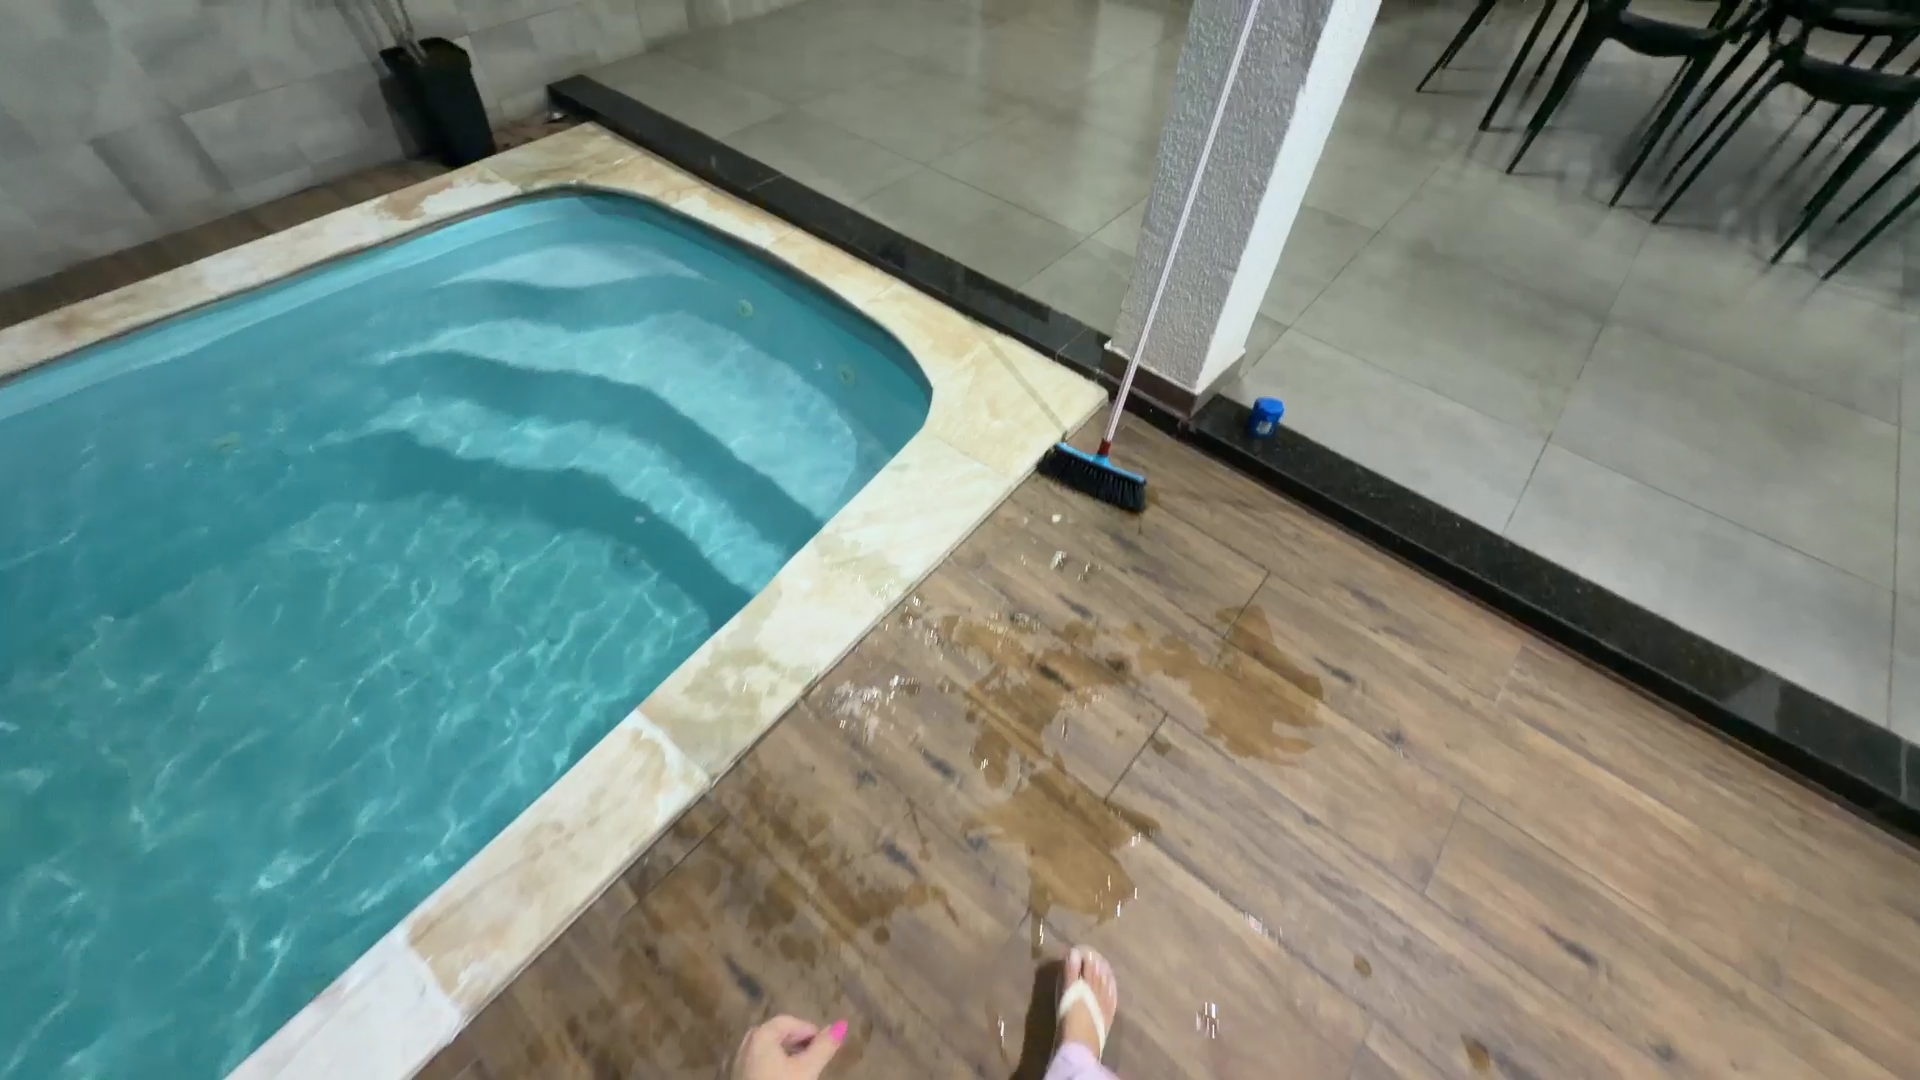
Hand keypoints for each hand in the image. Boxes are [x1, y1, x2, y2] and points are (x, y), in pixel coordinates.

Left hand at [729, 1015, 846, 1079]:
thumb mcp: (807, 1070)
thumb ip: (824, 1046)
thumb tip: (842, 1024)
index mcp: (761, 1034)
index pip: (788, 1021)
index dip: (808, 1031)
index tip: (823, 1045)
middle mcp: (745, 1044)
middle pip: (776, 1035)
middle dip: (796, 1043)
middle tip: (813, 1057)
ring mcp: (736, 1064)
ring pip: (765, 1052)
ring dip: (784, 1057)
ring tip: (800, 1071)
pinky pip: (756, 1066)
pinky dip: (770, 1068)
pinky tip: (781, 1079)